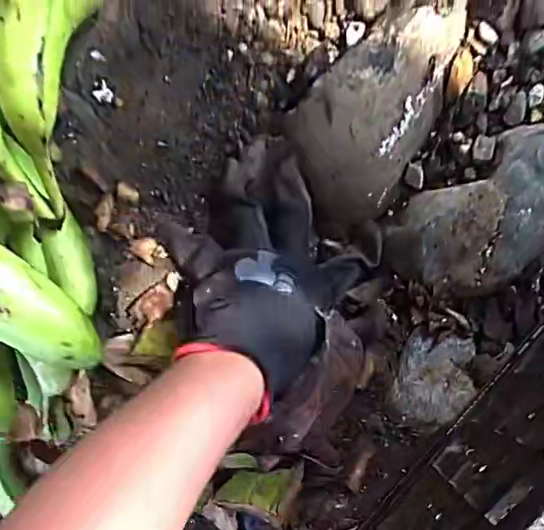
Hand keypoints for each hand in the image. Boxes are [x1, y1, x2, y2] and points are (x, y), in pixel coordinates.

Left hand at [164, 141, 365, 398]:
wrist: (244, 364)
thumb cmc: (284, 364)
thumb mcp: (326, 351)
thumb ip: (351, 333)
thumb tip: (379, 320)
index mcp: (313, 288)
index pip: (341, 269)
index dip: (355, 259)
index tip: (367, 244)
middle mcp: (281, 264)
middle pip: (289, 215)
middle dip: (288, 182)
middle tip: (284, 151)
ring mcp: (245, 261)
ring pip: (243, 215)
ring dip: (238, 186)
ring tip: (235, 160)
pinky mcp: (212, 270)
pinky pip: (191, 248)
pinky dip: (176, 236)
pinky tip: (163, 220)